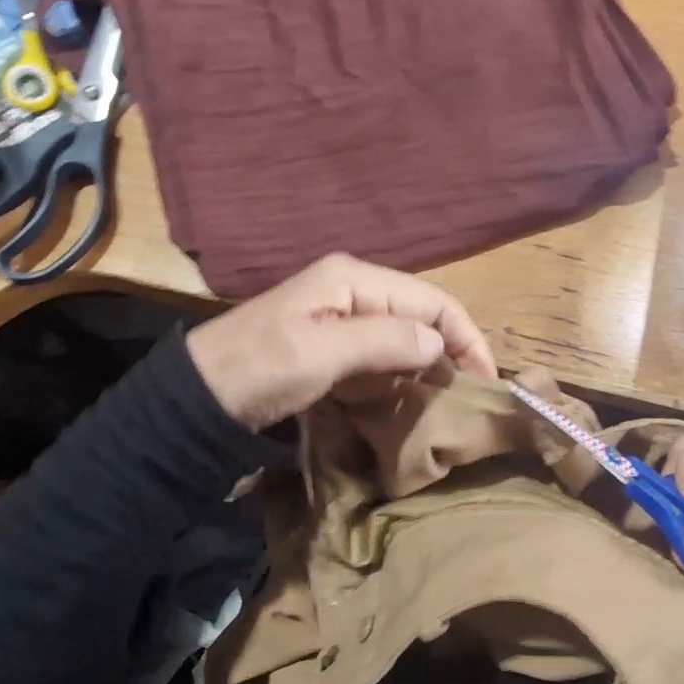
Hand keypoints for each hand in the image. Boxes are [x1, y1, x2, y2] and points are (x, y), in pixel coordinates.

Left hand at [186, 254, 498, 430]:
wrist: (198, 397)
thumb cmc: (259, 368)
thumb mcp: (321, 352)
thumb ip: (384, 341)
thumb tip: (438, 343)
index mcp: (354, 278)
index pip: (434, 300)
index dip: (467, 338)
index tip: (485, 384)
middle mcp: (354, 290)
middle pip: (423, 316)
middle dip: (452, 353)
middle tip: (470, 399)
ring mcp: (342, 319)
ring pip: (405, 339)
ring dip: (429, 368)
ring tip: (449, 405)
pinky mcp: (332, 348)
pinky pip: (382, 358)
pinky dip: (402, 378)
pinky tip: (412, 403)